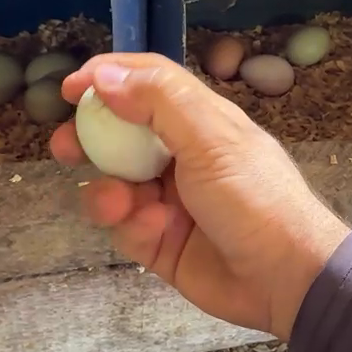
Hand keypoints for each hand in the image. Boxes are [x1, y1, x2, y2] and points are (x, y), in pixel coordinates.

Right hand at [50, 53, 349, 340]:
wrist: (286, 277)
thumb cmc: (254, 196)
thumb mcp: (211, 138)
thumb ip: (159, 101)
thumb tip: (104, 74)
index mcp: (199, 123)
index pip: (147, 85)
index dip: (108, 79)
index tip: (69, 88)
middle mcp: (181, 158)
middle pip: (120, 137)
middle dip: (90, 141)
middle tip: (65, 148)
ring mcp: (169, 202)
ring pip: (114, 186)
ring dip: (108, 192)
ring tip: (118, 203)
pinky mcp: (160, 245)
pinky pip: (125, 229)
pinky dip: (132, 227)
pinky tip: (156, 230)